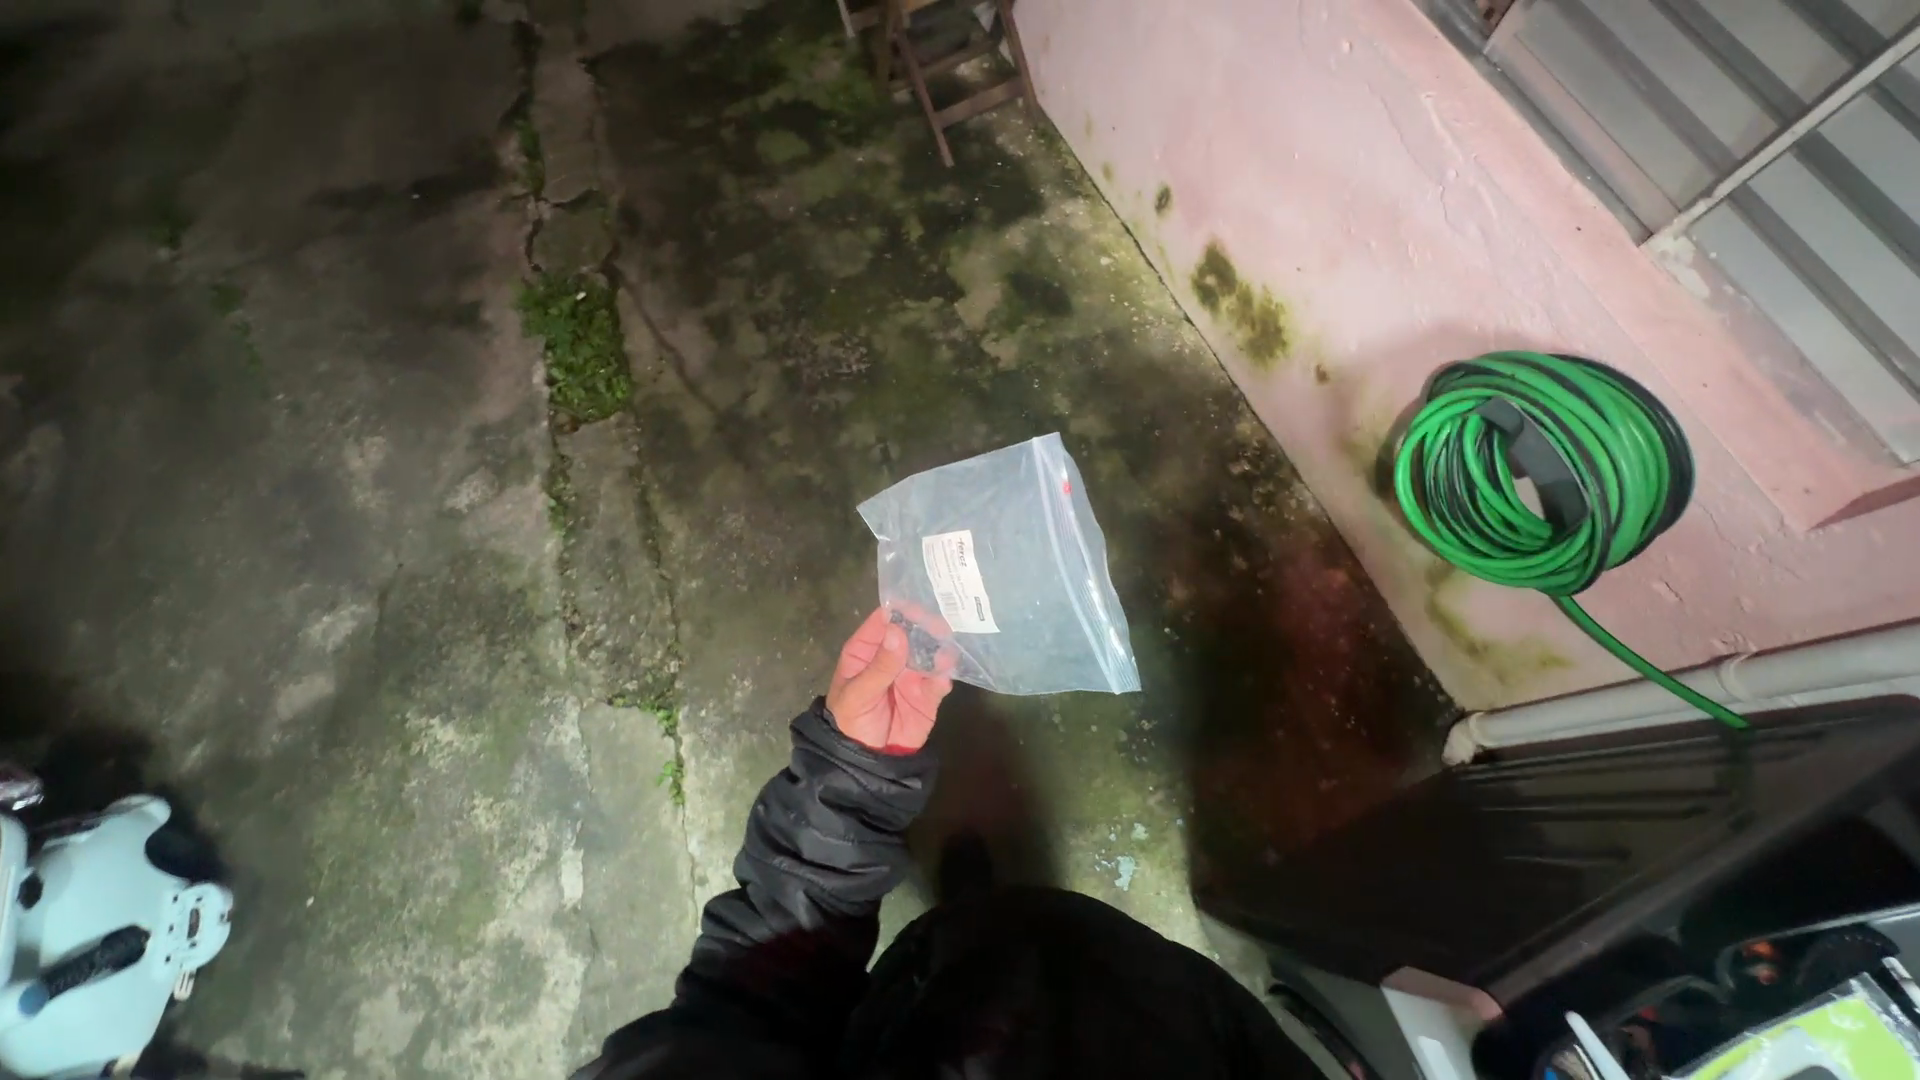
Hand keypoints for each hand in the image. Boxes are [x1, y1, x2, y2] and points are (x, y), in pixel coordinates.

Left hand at [825, 607, 954, 753]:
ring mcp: (912, 673)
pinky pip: (940, 679)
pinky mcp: (929, 693)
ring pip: (930, 652)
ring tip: (945, 654)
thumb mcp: (858, 694)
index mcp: (867, 649)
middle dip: (927, 627)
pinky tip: (944, 677)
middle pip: (913, 632)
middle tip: (940, 628)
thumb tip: (897, 631)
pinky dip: (945, 675)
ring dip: (940, 649)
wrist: (867, 762)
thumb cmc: (850, 721)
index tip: (918, 607)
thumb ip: (879, 665)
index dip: (900, 611)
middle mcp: (892, 655)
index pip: (884, 621)